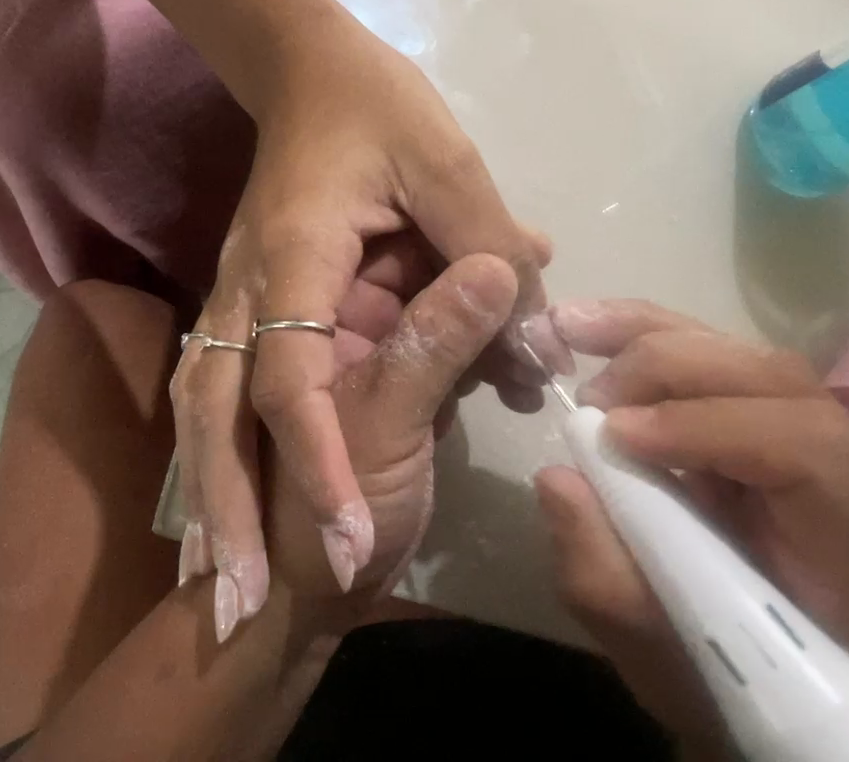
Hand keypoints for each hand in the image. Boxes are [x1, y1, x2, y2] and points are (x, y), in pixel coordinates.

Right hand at [171, 13, 562, 637]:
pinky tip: (214, 506)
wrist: (305, 70)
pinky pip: (213, 384)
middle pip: (213, 404)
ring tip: (218, 582)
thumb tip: (539, 344)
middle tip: (240, 602)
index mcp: (294, 253)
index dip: (318, 456)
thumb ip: (488, 250)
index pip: (293, 369)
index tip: (348, 536)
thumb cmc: (375, 104)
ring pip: (200, 401)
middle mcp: (245, 285)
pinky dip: (209, 451)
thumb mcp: (446, 164)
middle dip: (223, 506)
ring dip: (206, 492)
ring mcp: (232, 293)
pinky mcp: (240, 298)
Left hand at [263, 254, 517, 628]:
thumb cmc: (310, 519)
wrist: (305, 604)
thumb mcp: (379, 424)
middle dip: (481, 276)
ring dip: (490, 317)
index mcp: (306, 310)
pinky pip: (447, 352)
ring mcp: (367, 350)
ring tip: (543, 304)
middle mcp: (333, 316)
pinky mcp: (399, 384)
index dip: (452, 244)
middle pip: (418, 273)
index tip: (523, 244)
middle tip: (543, 256)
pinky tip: (523, 359)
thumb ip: (430, 345)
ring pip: (438, 309)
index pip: (385, 253)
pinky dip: (484, 354)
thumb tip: (496, 268)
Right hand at [534, 299, 848, 756]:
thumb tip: (557, 476)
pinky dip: (651, 339)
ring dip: (655, 338)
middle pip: (779, 381)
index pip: (804, 449)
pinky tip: (594, 330)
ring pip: (747, 357)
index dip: (707, 425)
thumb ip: (600, 571)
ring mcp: (816, 445)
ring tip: (573, 332)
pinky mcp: (769, 424)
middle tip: (591, 397)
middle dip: (673, 369)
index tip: (615, 435)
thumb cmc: (716, 681)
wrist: (757, 686)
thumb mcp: (645, 647)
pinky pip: (719, 363)